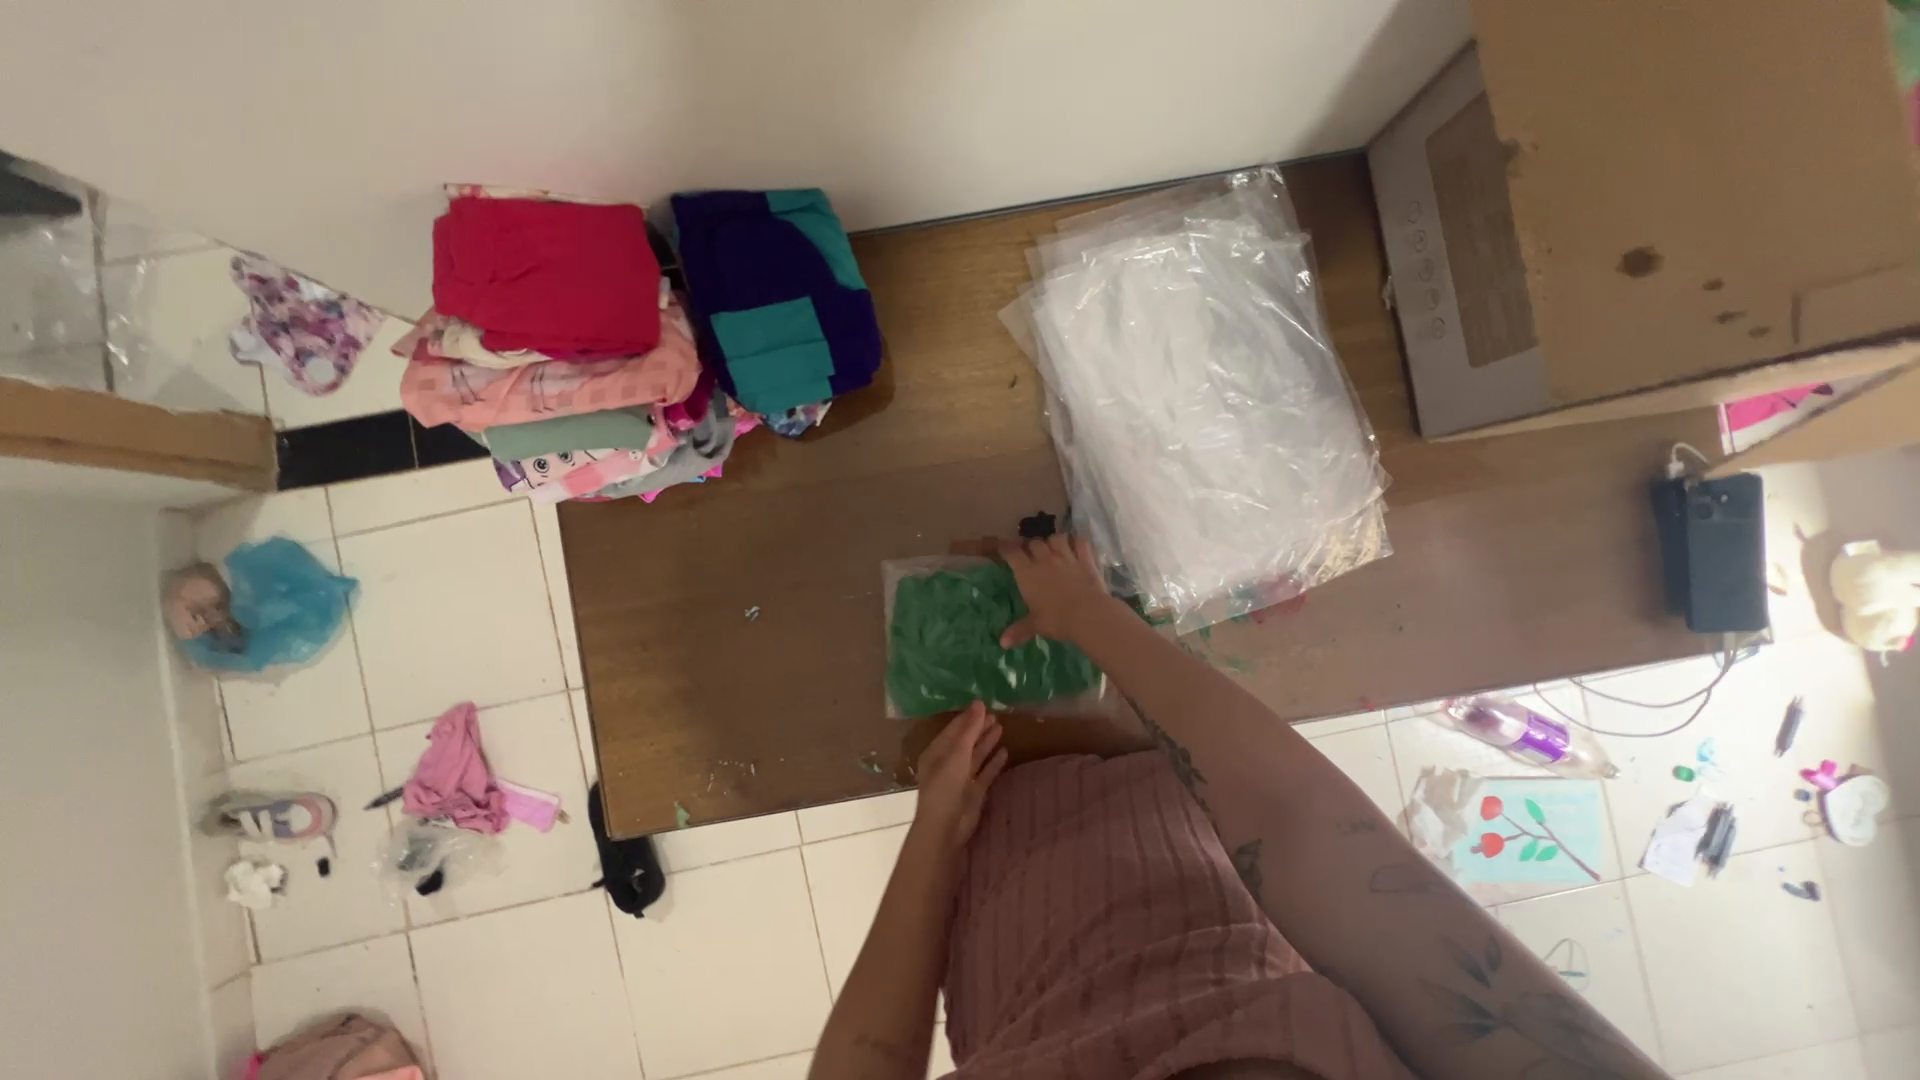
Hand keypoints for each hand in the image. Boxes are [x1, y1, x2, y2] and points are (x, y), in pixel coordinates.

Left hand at [912, 702, 1007, 851]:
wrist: (946, 827)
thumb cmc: (945, 786)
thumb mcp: (957, 754)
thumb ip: (969, 730)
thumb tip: (979, 703)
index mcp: (937, 752)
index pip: (954, 729)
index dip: (968, 717)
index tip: (984, 704)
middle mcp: (948, 763)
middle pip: (966, 741)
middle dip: (979, 728)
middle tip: (996, 714)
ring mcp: (961, 778)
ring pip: (976, 755)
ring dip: (987, 742)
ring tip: (1001, 727)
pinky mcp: (974, 791)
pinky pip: (985, 772)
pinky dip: (994, 762)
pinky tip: (1005, 752)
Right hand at [998, 534, 1112, 647]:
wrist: (1088, 614)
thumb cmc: (1057, 619)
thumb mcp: (1036, 625)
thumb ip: (1019, 630)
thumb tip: (1002, 643)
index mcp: (1027, 573)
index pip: (1012, 552)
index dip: (1006, 547)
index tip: (1004, 548)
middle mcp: (1045, 560)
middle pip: (1034, 542)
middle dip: (1030, 546)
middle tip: (1030, 554)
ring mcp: (1067, 557)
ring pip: (1056, 538)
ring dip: (1052, 541)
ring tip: (1053, 548)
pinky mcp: (1086, 559)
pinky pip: (1080, 542)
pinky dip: (1076, 541)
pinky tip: (1076, 546)